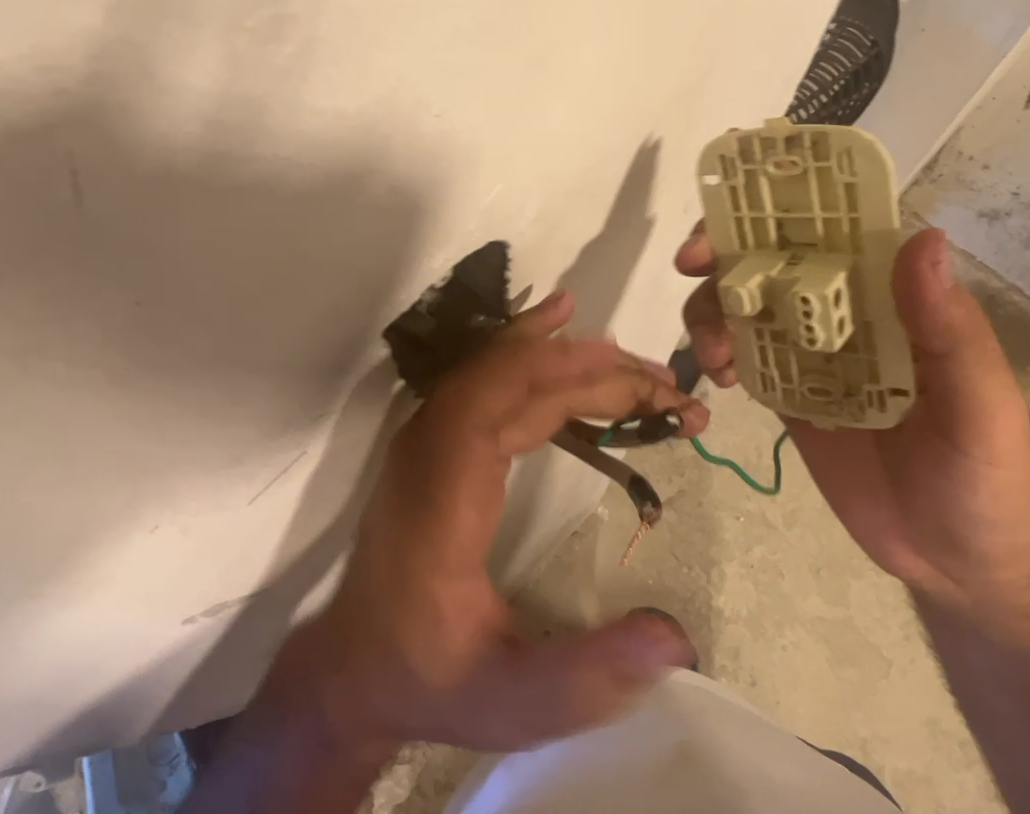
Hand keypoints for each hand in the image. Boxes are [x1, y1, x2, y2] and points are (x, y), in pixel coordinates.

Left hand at [267, 290, 707, 753]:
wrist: (353, 671)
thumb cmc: (430, 678)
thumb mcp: (512, 700)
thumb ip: (591, 673)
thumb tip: (676, 639)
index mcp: (443, 498)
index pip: (508, 402)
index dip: (581, 384)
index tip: (652, 398)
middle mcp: (427, 451)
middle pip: (511, 376)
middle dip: (595, 370)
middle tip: (669, 388)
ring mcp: (424, 442)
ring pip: (496, 369)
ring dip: (568, 359)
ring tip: (637, 366)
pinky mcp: (431, 445)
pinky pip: (482, 380)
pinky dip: (526, 350)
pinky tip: (555, 329)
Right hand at [677, 224, 1029, 616]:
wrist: (955, 563)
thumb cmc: (985, 479)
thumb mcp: (981, 405)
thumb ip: (949, 329)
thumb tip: (921, 239)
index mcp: (901, 303)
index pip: (840, 234)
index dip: (784, 212)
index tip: (733, 217)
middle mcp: (855, 318)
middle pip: (781, 264)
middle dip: (728, 256)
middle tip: (691, 269)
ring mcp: (819, 359)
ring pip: (753, 309)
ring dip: (717, 311)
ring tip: (714, 353)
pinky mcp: (793, 399)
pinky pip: (749, 361)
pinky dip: (722, 355)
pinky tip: (722, 378)